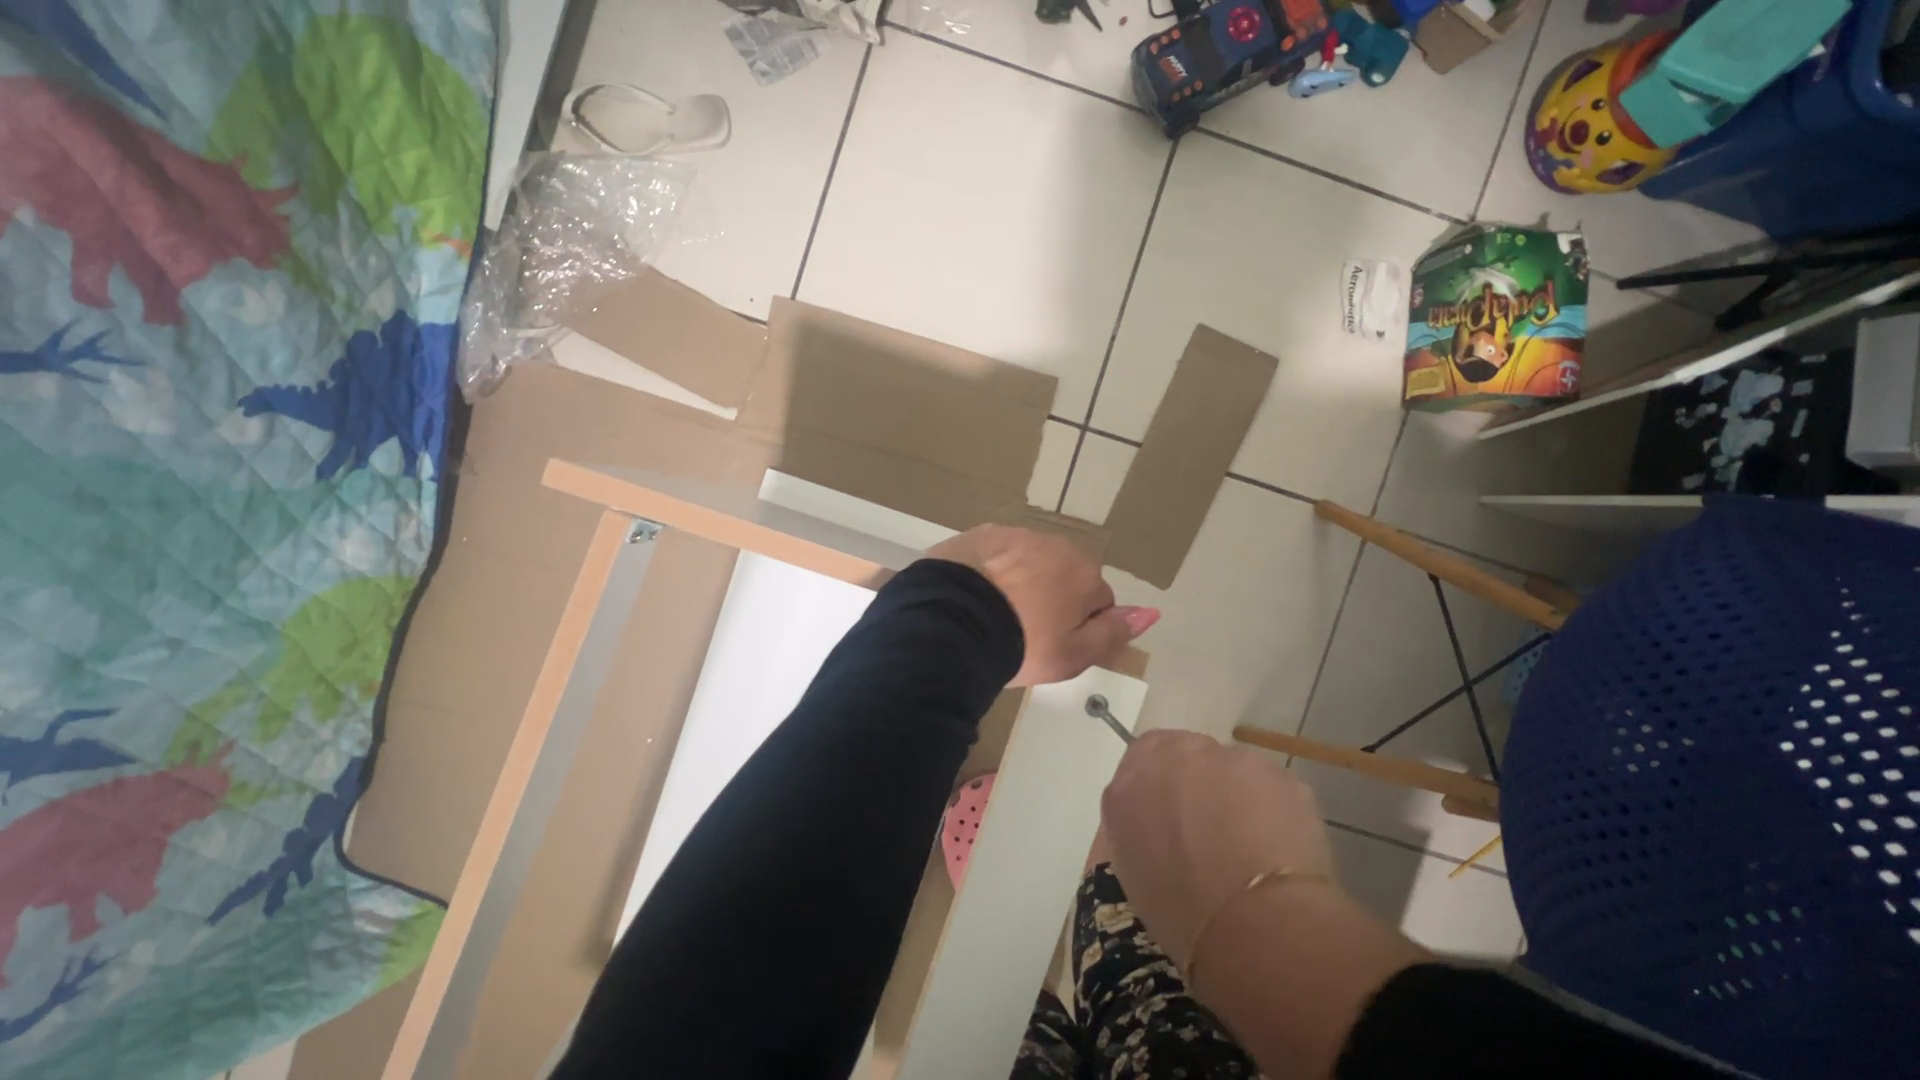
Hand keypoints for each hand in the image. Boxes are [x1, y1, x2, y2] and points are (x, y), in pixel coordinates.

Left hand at [925, 525, 1157, 686]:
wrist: (952, 624)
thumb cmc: (1022, 646)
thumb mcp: (1074, 654)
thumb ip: (1114, 632)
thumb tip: (1151, 612)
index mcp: (1083, 573)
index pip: (1097, 601)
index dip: (1078, 627)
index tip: (1053, 647)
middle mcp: (1054, 545)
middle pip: (1062, 576)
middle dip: (1049, 599)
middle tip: (1023, 635)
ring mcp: (1013, 535)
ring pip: (1026, 563)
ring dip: (1019, 584)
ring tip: (994, 619)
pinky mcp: (976, 536)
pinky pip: (993, 557)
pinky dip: (989, 574)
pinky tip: (973, 601)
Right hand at [1100, 731, 1335, 965]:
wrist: (1254, 924)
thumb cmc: (1180, 911)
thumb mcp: (1133, 866)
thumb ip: (1136, 823)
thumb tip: (1155, 818)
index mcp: (1132, 781)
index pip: (1140, 760)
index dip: (1159, 786)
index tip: (1169, 815)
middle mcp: (1178, 756)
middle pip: (1187, 755)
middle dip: (1196, 783)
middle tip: (1208, 829)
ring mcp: (1232, 760)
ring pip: (1231, 769)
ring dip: (1235, 795)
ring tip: (1248, 845)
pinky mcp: (1279, 775)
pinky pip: (1269, 787)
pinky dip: (1271, 810)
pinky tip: (1276, 849)